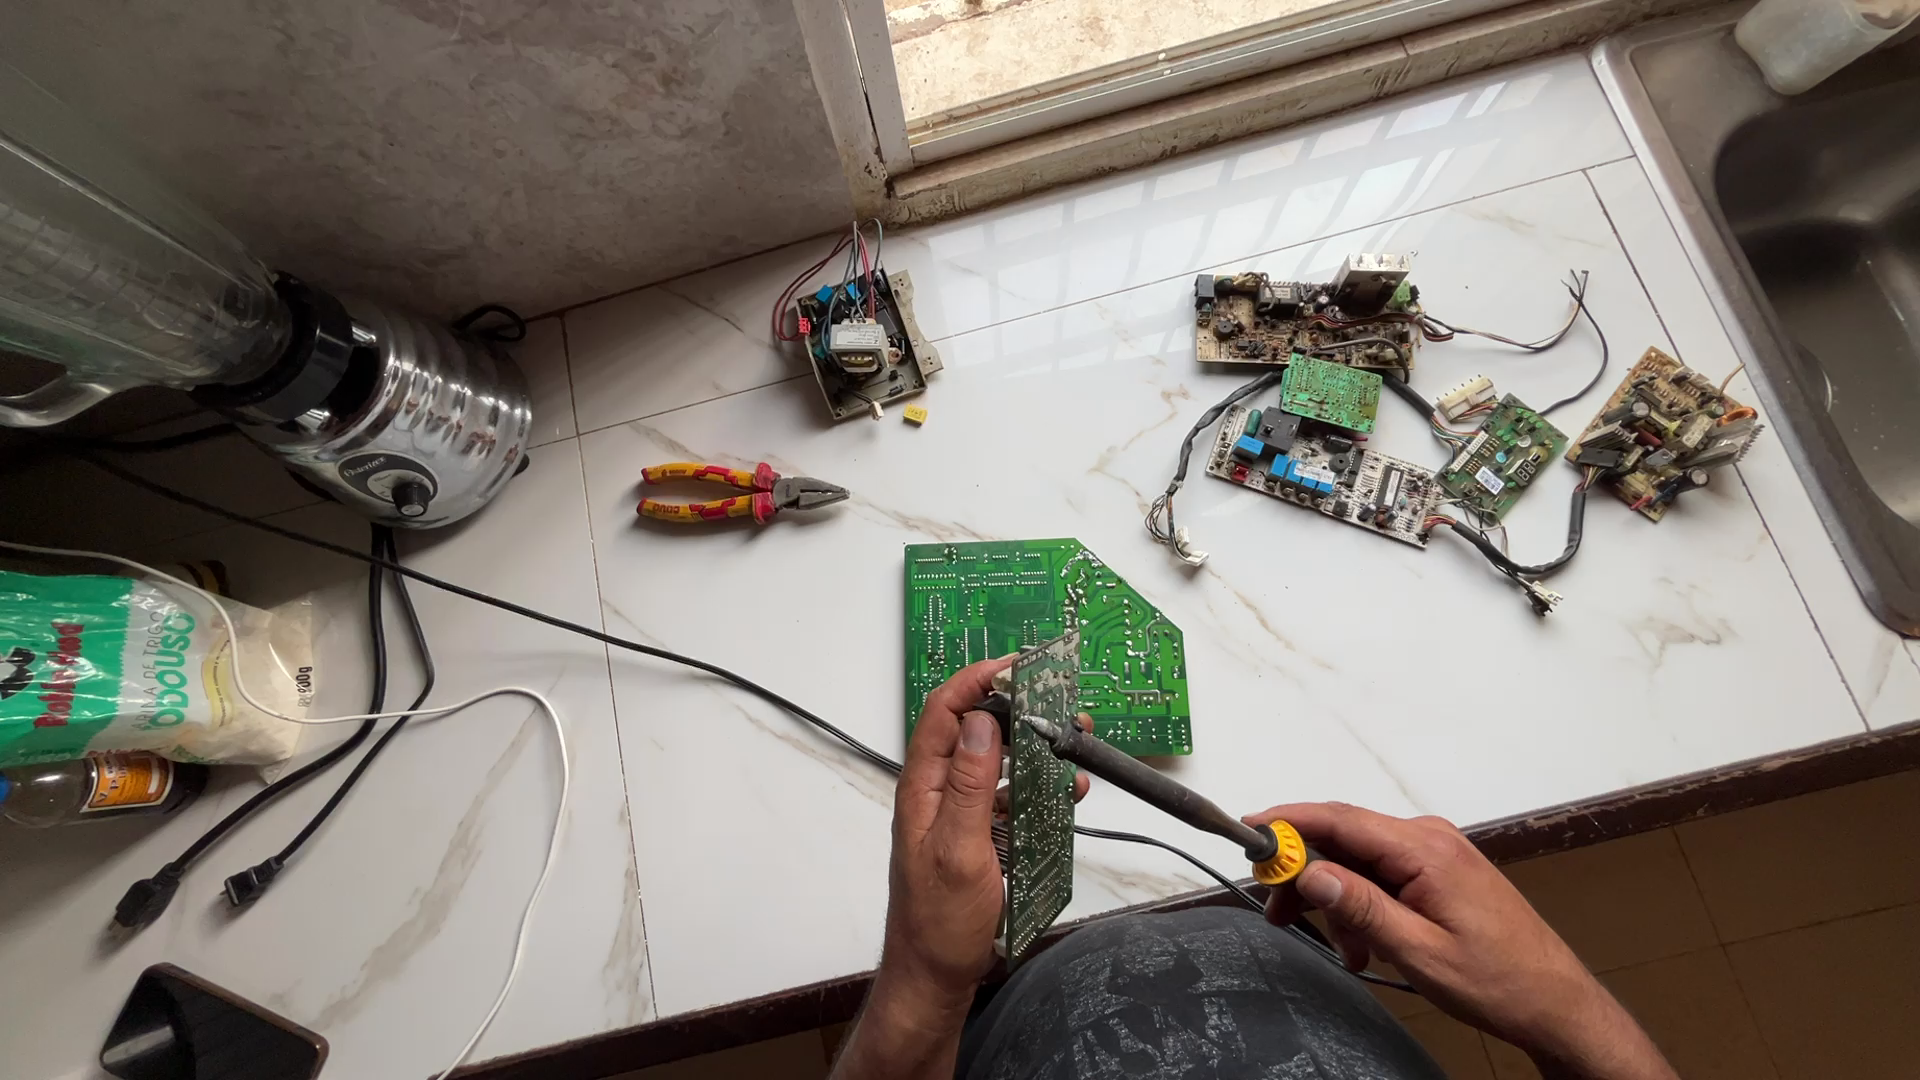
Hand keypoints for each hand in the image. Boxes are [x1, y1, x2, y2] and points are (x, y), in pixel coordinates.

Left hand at [881, 664, 1093, 1004]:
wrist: (935, 978)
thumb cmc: (939, 923)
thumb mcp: (959, 850)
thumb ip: (970, 785)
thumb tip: (983, 722)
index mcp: (923, 785)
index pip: (944, 711)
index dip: (976, 680)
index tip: (1015, 666)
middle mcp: (938, 789)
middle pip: (973, 728)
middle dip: (1014, 708)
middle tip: (1056, 701)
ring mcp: (958, 810)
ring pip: (995, 759)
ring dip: (1031, 745)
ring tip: (1070, 739)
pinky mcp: (978, 830)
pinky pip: (1008, 793)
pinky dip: (1036, 784)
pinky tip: (1066, 789)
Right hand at [1246, 803, 1675, 1079]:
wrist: (1566, 1011)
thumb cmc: (1498, 984)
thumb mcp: (1420, 952)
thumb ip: (1361, 907)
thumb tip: (1308, 872)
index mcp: (1424, 848)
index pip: (1339, 818)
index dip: (1288, 820)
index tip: (1248, 829)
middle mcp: (1425, 836)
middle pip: (1342, 838)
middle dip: (1306, 873)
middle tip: (1278, 910)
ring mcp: (1433, 851)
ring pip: (1358, 859)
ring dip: (1335, 897)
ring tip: (1336, 946)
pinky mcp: (1437, 869)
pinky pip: (1380, 872)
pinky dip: (1361, 901)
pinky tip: (1362, 942)